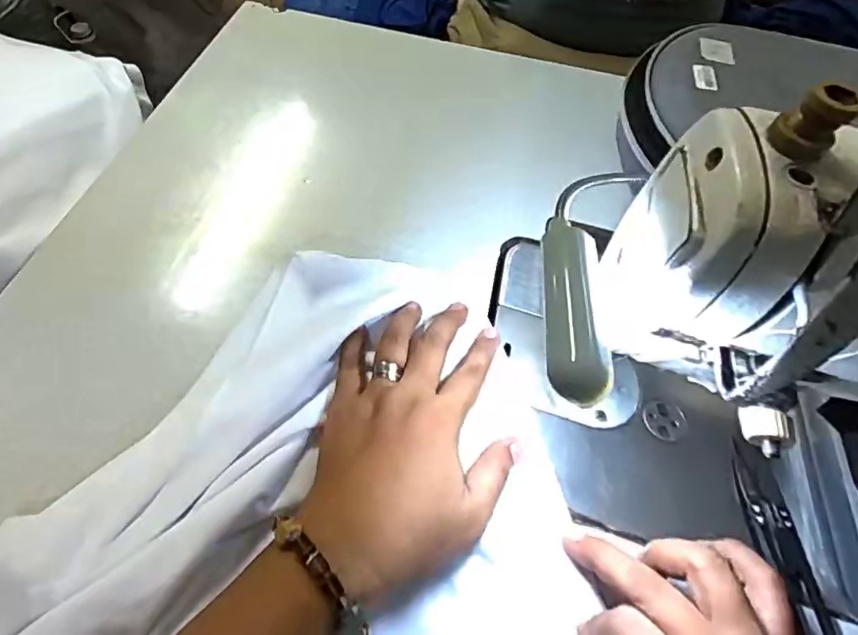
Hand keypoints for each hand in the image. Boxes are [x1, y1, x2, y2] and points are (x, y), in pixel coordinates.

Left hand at [298, 303, 517, 608]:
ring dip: (404, 321)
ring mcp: (371, 400)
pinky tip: (362, 331)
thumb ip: (494, 474)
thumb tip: (516, 440)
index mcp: (440, 420)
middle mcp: (407, 398)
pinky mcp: (342, 410)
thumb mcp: (467, 518)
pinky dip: (356, 344)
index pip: (469, 374)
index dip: (483, 350)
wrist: (341, 551)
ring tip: (413, 305)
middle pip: (431, 346)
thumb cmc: (409, 536)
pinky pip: (348, 366)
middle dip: (448, 321)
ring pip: (389, 346)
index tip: (491, 331)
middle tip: (458, 306)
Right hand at [565, 536, 796, 634]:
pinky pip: (760, 577)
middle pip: (651, 584)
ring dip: (668, 551)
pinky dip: (733, 557)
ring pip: (703, 562)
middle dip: (607, 558)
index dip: (597, 623)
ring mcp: (753, 630)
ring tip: (646, 554)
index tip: (584, 627)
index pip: (626, 626)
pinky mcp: (784, 631)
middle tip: (580, 542)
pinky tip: (713, 551)